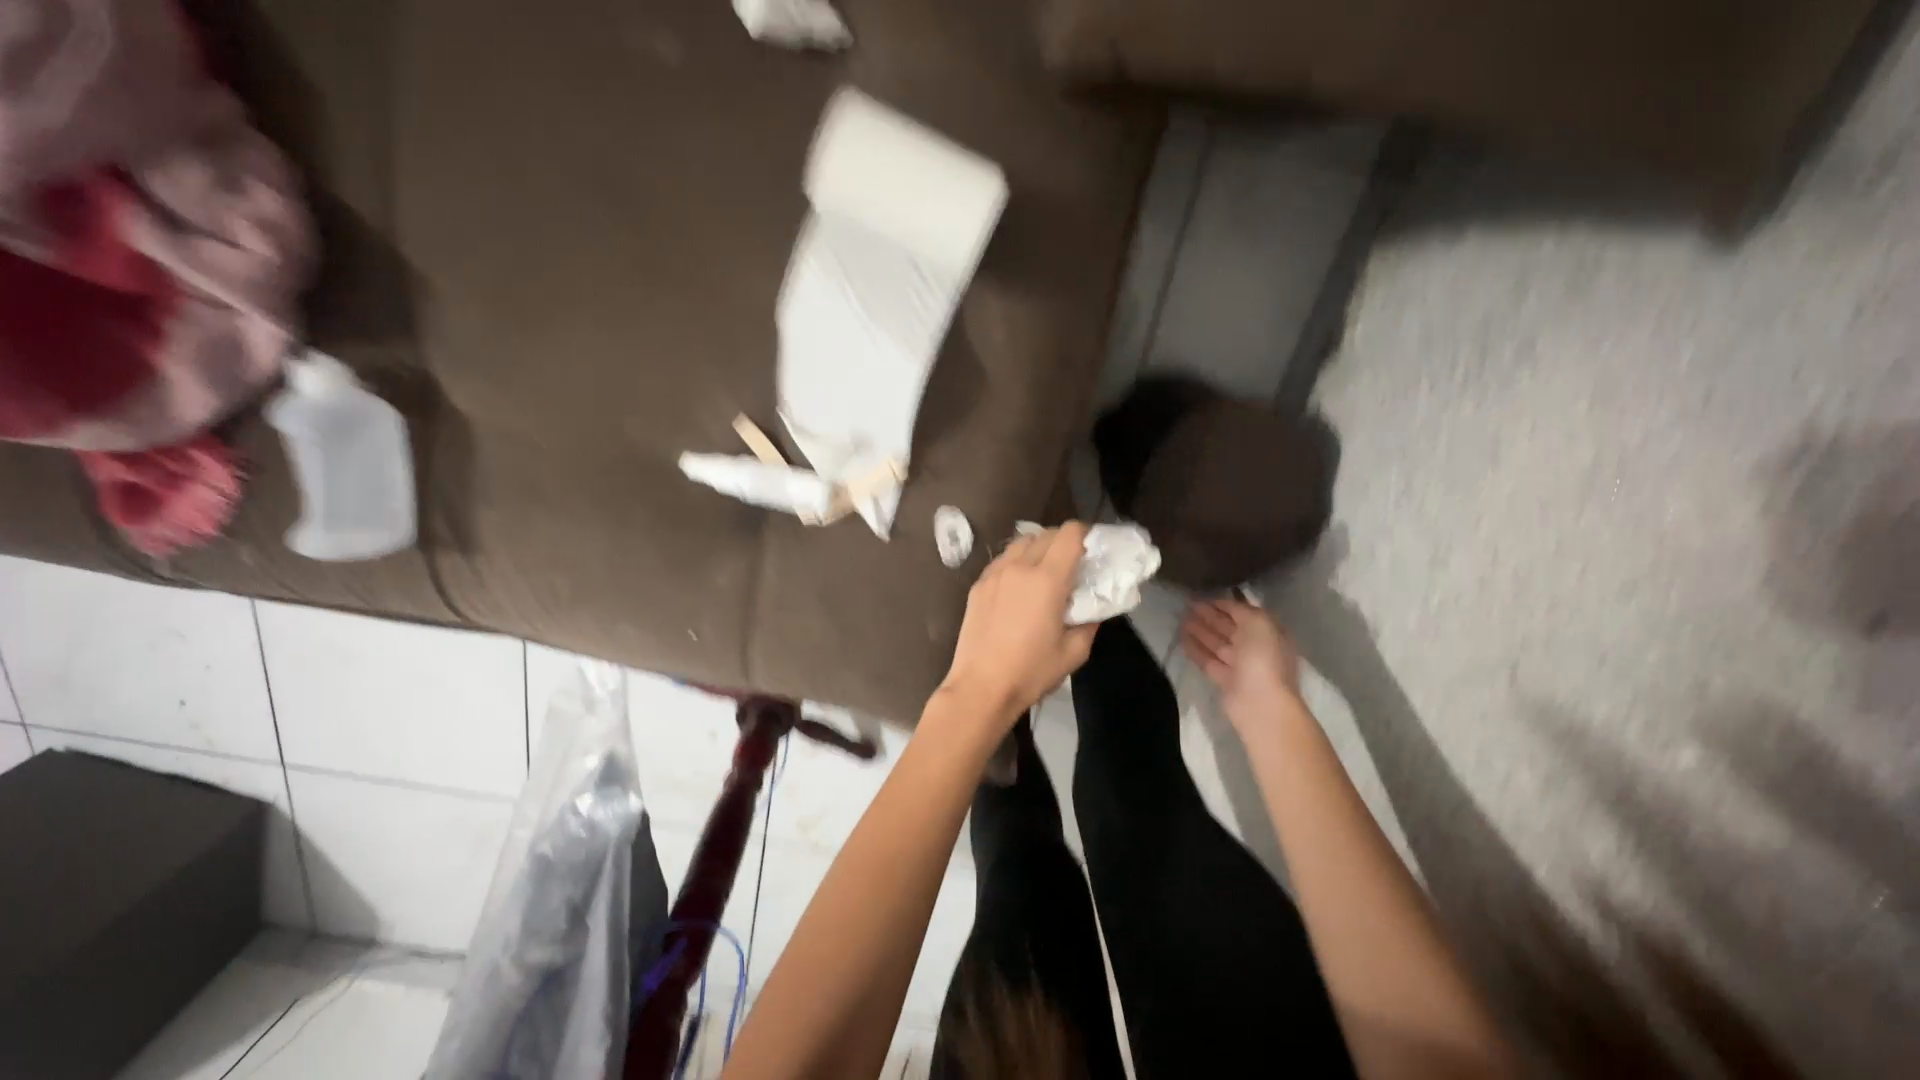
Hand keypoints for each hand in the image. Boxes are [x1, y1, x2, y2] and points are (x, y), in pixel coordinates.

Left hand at [939, 522, 1097, 724]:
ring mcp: (994, 574)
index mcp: (1047, 579)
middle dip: (1065, 542)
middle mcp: (1019, 567)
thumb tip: (1093, 605)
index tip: (1093, 551)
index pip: (1070, 534)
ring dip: (1039, 549)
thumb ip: (1090, 621)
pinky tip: (1020, 587)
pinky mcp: (978, 586)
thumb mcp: (1074, 652)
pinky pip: (1003, 560)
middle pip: (1046, 534)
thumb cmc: (1031, 672)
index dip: (1086, 535)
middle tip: (1074, 565)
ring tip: (1046, 574)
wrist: (980, 688)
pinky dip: (1017, 562)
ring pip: (1021, 543)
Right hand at [1181, 596, 1305, 732]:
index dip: (1226, 605)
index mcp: (1268, 633)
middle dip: (1210, 617)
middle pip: (1229, 628)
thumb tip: (1227, 605)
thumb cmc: (1263, 657)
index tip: (1206, 597)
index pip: (1244, 614)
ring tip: (1181, 620)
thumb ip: (1242, 610)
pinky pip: (1208, 661)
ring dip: (1201, 631)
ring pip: (1217, 644)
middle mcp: (1255, 648)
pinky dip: (1196, 650)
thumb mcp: (1258, 623)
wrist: (1260, 702)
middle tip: (1189, 605)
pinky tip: (1182, 639)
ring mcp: (1240, 666)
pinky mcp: (1225, 681)